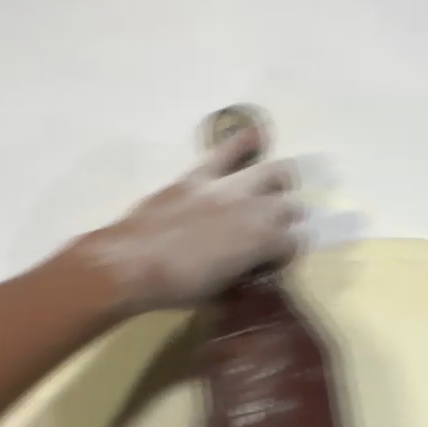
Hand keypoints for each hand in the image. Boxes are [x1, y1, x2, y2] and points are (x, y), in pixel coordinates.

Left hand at [75, 128, 301, 313]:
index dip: (288, 255)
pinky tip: (255, 135)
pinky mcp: (201, 175)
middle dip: (289, 220)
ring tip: (280, 185)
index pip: (295, 243)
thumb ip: (242, 275)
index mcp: (263, 243)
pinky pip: (227, 151)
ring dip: (281, 181)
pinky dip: (243, 142)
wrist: (133, 263)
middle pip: (289, 208)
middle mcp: (255, 210)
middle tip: (280, 229)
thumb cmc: (179, 288)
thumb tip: (248, 271)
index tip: (276, 264)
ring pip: (272, 173)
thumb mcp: (220, 291)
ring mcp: (228, 187)